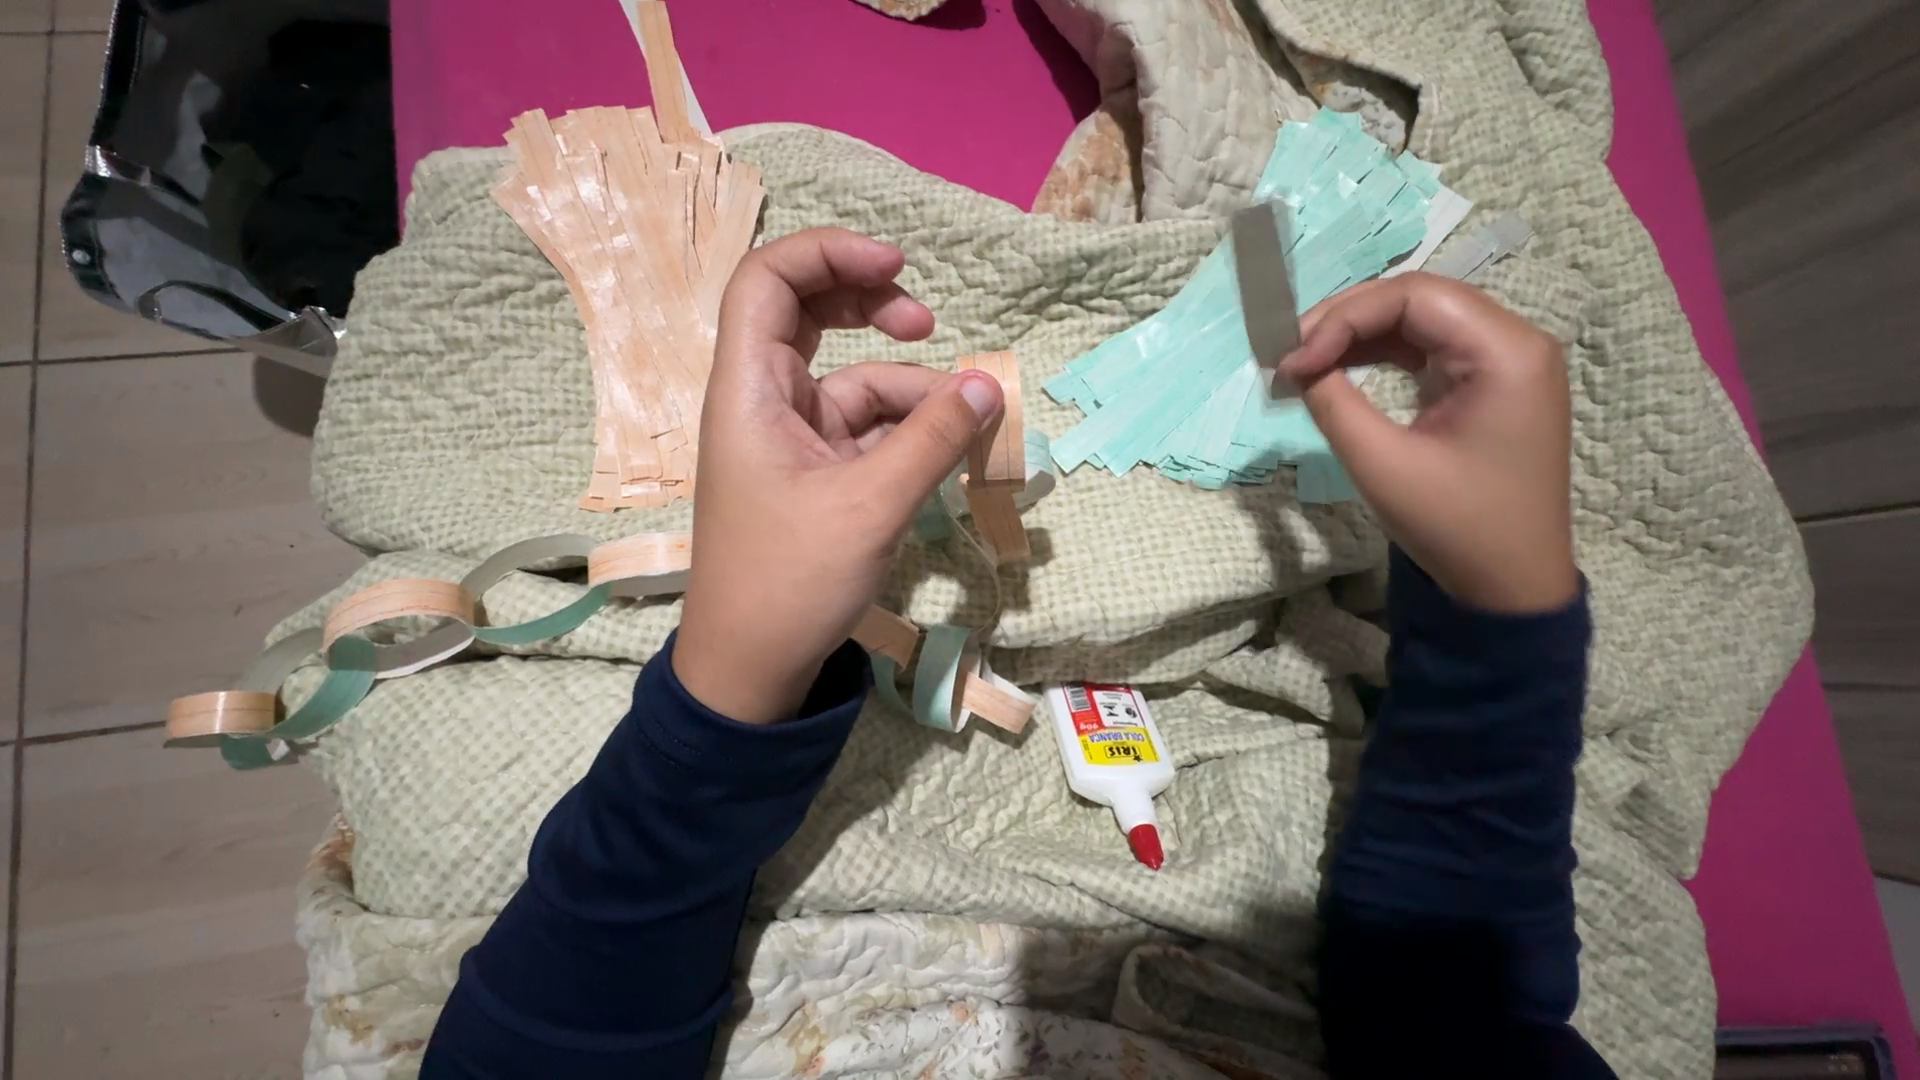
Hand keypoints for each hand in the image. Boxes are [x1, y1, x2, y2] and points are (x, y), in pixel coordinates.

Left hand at [674, 228, 1003, 722]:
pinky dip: (909, 433)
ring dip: (912, 393)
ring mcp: (793, 438)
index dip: (829, 254)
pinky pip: (868, 430)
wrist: (753, 665)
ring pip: (854, 382)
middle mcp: (765, 401)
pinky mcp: (817, 473)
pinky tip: (949, 451)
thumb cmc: (791, 582)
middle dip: (871, 308)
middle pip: (807, 315)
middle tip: (925, 322)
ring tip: (971, 424)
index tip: (897, 265)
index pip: (768, 281)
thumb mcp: (872, 506)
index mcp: (749, 390)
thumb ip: (933, 440)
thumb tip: (990, 385)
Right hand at [1279, 273, 1577, 613]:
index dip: (1343, 317)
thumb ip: (1333, 402)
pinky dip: (1374, 356)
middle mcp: (1513, 343)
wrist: (1509, 584)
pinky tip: (1335, 369)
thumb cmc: (1454, 526)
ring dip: (1354, 335)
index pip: (1414, 296)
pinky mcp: (1484, 385)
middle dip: (1344, 320)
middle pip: (1416, 300)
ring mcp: (1501, 363)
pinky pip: (1424, 350)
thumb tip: (1295, 363)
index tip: (1292, 360)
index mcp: (1506, 352)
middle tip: (1287, 354)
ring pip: (1416, 321)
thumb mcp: (1382, 464)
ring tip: (1302, 361)